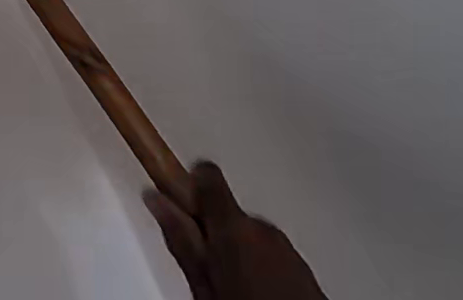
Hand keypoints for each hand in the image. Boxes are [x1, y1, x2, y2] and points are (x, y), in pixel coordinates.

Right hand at [146, 162, 327, 299]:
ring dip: (239, 249)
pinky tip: (257, 290)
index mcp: (233, 226)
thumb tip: (155, 198)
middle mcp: (263, 228)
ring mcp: (289, 248)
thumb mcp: (202, 284)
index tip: (180, 197)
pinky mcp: (307, 268)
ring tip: (233, 282)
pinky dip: (263, 264)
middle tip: (207, 262)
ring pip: (250, 233)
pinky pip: (273, 252)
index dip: (190, 183)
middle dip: (214, 229)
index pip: (206, 175)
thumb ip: (180, 239)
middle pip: (227, 210)